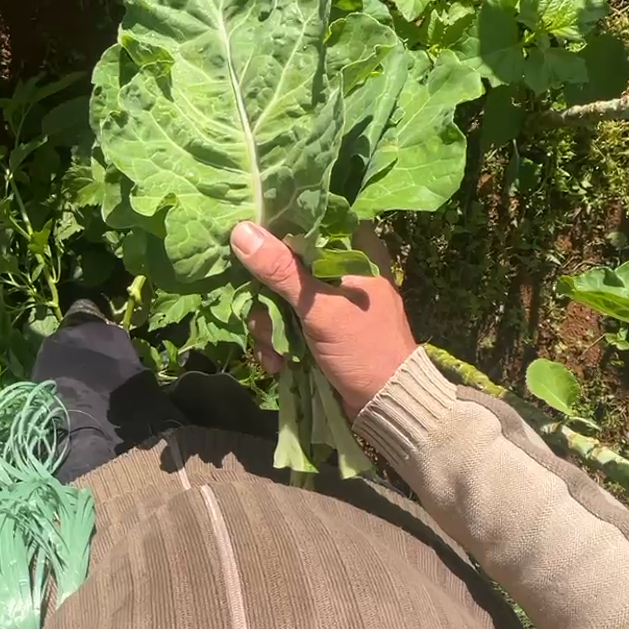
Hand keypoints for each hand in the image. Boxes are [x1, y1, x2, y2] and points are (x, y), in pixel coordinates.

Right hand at [230, 221, 419, 418]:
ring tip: (274, 353)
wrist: (387, 404)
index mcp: (355, 252)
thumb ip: (282, 270)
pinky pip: (285, 323)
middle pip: (285, 265)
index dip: (275, 234)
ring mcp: (328, 300)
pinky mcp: (319, 326)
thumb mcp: (320, 308)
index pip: (308, 224)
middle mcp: (341, 269)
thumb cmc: (364, 349)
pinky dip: (278, 343)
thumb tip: (241, 230)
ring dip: (269, 328)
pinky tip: (278, 362)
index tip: (251, 250)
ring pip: (279, 297)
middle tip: (264, 322)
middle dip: (266, 300)